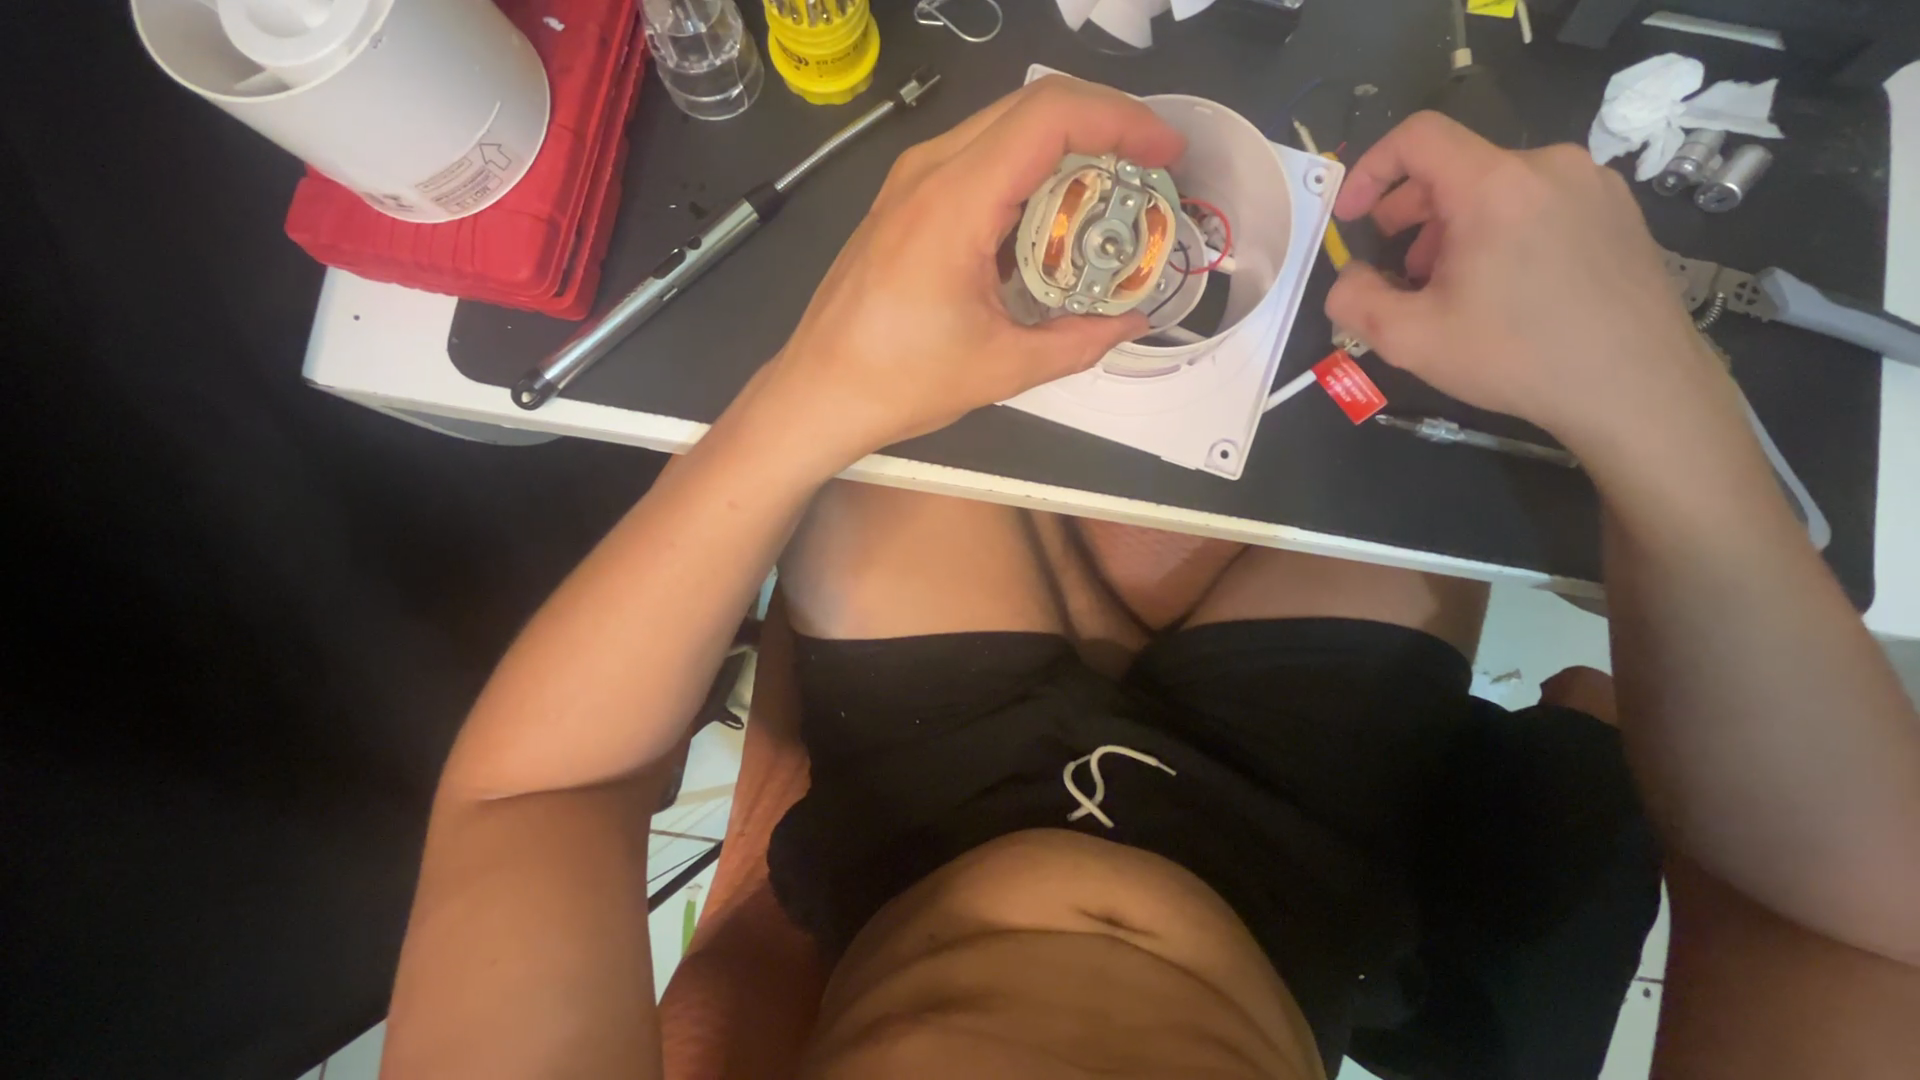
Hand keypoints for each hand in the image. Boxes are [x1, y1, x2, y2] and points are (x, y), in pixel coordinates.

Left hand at [745, 77, 1185, 469]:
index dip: (1121, 119)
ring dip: (1064, 150)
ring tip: (1109, 196)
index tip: (1166, 150)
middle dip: (1103, 127)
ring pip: (1003, 128)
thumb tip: (1130, 324)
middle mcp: (929, 172)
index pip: (1050, 116)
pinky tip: (1049, 220)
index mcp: (954, 202)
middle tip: (1149, 171)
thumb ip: (1078, 341)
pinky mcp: (903, 201)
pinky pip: (977, 159)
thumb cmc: (898, 382)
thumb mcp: (1002, 369)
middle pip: (1031, 107)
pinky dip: (1026, 174)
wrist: (818, 393)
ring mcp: (910, 181)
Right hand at [1325, 112, 1724, 447]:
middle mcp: (1548, 166)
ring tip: (1449, 291)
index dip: (1369, 170)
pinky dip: (1499, 233)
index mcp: (1494, 186)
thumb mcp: (1409, 339)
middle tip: (1396, 274)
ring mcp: (1591, 184)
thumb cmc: (1515, 356)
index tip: (1350, 217)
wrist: (1634, 384)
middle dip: (1409, 216)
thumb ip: (1354, 300)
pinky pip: (1536, 204)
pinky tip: (1502, 290)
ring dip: (1453, 231)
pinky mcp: (1617, 209)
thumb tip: (1349, 278)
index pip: (1417, 137)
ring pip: (1495, 189)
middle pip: (1455, 167)